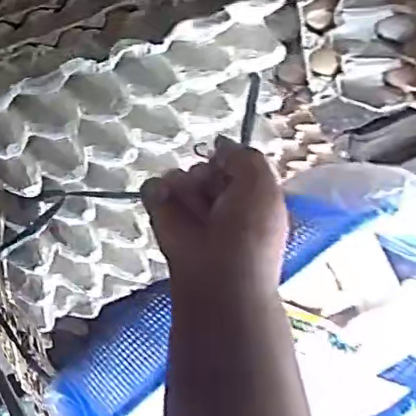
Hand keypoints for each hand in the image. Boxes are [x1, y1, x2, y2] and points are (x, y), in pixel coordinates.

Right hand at [142, 136, 285, 291]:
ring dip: (186, 187)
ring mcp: (186, 206)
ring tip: (195, 213)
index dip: (229, 161)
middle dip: (207, 176)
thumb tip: (219, 143)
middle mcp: (216, 199)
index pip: (231, 161)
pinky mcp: (159, 212)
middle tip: (215, 201)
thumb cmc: (249, 231)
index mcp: (248, 194)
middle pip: (203, 165)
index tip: (228, 168)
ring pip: (179, 174)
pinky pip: (153, 187)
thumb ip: (244, 157)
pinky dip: (159, 193)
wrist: (215, 272)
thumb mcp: (262, 186)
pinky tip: (168, 204)